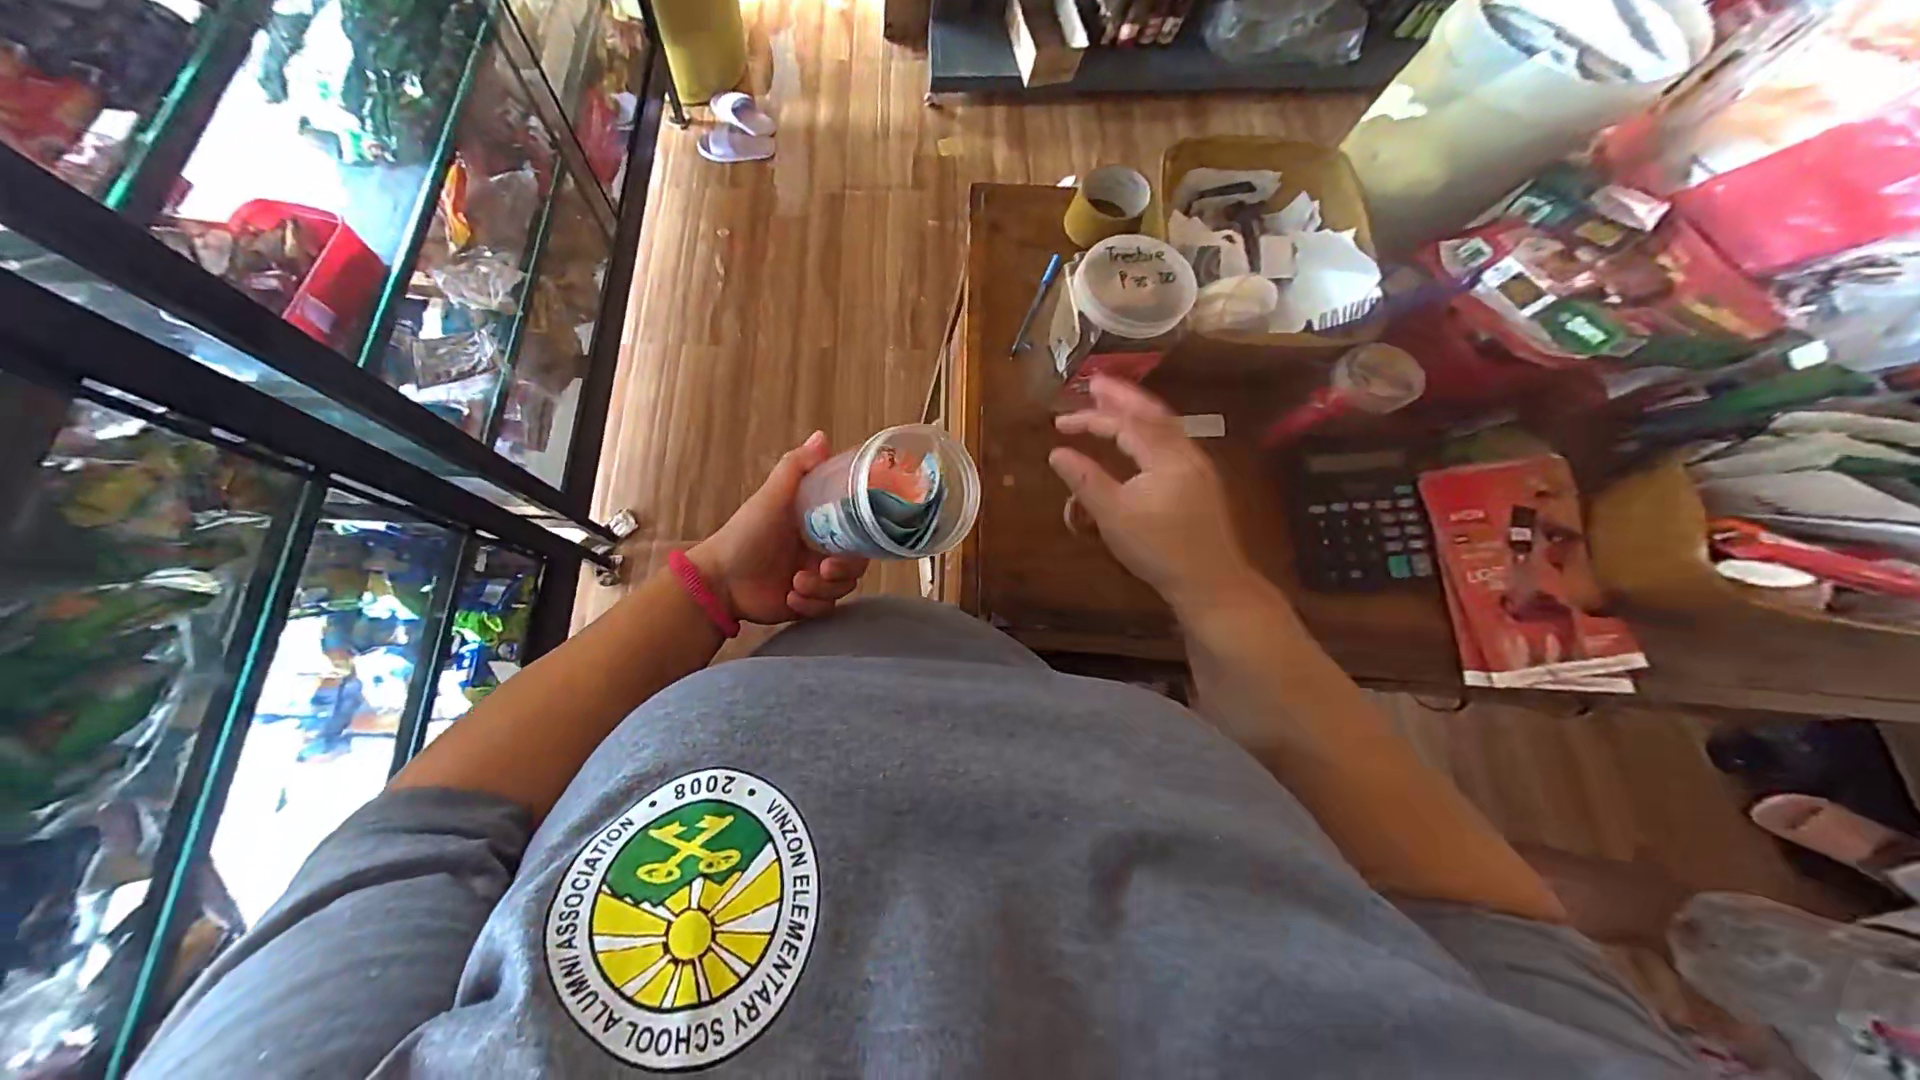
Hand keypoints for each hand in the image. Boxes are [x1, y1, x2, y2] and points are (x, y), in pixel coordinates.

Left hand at [686, 431, 869, 623]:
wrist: (720, 581)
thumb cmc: (744, 535)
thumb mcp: (772, 497)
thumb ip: (796, 467)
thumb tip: (821, 436)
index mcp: (819, 525)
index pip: (858, 533)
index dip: (860, 541)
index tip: (848, 545)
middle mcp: (821, 551)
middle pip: (856, 564)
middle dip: (841, 571)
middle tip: (822, 569)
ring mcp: (814, 578)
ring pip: (843, 588)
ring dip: (821, 589)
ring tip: (795, 584)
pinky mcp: (806, 602)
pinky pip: (827, 608)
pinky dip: (810, 605)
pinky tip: (789, 597)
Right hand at [1049, 376, 1258, 609]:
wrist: (1211, 582)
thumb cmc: (1159, 549)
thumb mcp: (1114, 515)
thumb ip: (1085, 480)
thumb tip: (1057, 453)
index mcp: (1166, 456)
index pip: (1125, 425)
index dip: (1090, 420)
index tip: (1059, 423)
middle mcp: (1186, 453)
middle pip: (1151, 413)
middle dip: (1121, 397)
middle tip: (1094, 382)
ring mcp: (1197, 467)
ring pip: (1165, 426)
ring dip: (1138, 410)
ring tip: (1114, 401)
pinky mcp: (1200, 483)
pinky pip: (1172, 442)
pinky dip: (1150, 430)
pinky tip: (1140, 437)